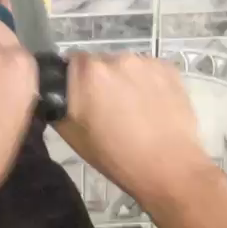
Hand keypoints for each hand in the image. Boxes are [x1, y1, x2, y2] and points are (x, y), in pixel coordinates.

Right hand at [56, 53, 218, 210]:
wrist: (170, 169)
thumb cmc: (116, 157)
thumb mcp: (72, 135)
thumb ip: (60, 103)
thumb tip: (56, 91)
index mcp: (87, 72)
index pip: (72, 63)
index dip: (76, 81)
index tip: (84, 99)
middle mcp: (114, 58)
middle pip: (100, 62)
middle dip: (102, 80)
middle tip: (109, 108)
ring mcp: (144, 62)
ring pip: (126, 66)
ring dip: (126, 81)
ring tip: (136, 110)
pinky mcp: (169, 68)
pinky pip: (150, 70)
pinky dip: (149, 83)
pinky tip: (154, 107)